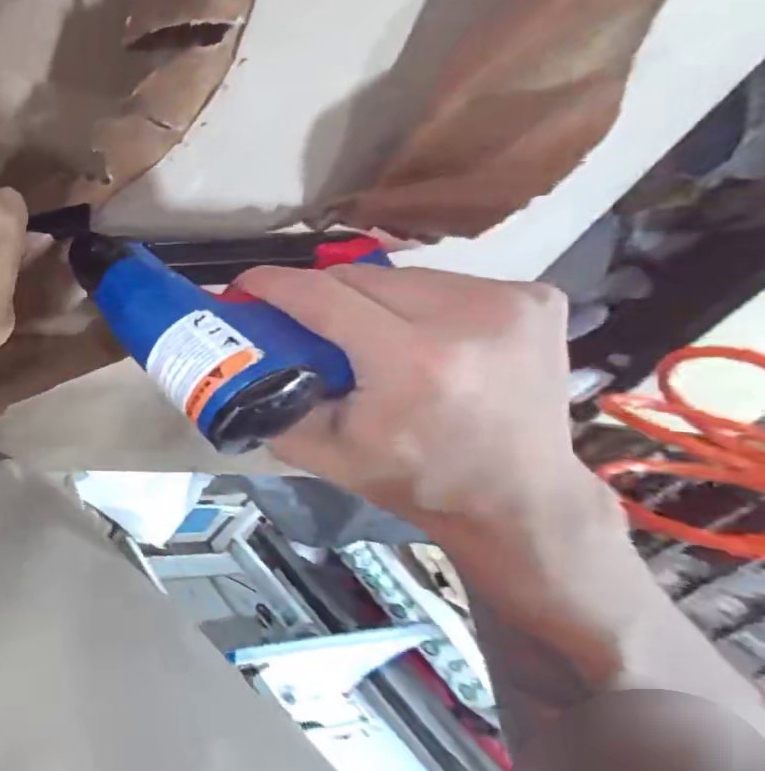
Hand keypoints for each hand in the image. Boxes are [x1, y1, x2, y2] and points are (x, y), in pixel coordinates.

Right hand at [233, 264, 609, 543]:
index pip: (323, 296)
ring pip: (399, 274)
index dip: (273, 284)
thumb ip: (272, 399)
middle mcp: (468, 318)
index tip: (242, 284)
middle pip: (359, 277)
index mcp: (412, 360)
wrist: (517, 495)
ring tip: (349, 325)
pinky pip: (442, 281)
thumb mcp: (319, 450)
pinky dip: (410, 299)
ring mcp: (510, 302)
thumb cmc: (410, 477)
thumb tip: (235, 357)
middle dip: (314, 291)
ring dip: (362, 294)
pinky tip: (408, 328)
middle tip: (289, 314)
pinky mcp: (535, 298)